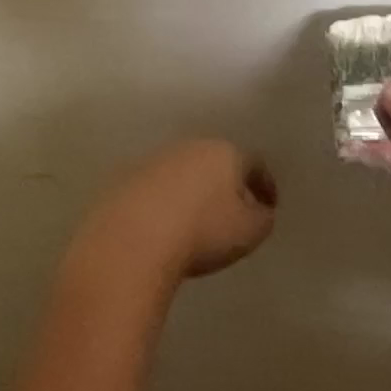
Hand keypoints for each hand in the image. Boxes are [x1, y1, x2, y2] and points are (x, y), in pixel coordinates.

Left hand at [76, 138, 277, 281]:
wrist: (130, 243)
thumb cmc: (202, 233)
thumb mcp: (249, 232)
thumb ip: (263, 218)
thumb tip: (260, 211)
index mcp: (224, 153)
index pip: (254, 163)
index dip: (265, 185)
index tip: (269, 207)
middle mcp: (188, 148)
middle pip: (215, 163)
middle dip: (226, 185)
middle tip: (233, 212)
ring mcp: (151, 162)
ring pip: (181, 174)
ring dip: (191, 194)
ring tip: (195, 223)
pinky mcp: (121, 182)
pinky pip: (152, 192)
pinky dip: (162, 206)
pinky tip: (163, 229)